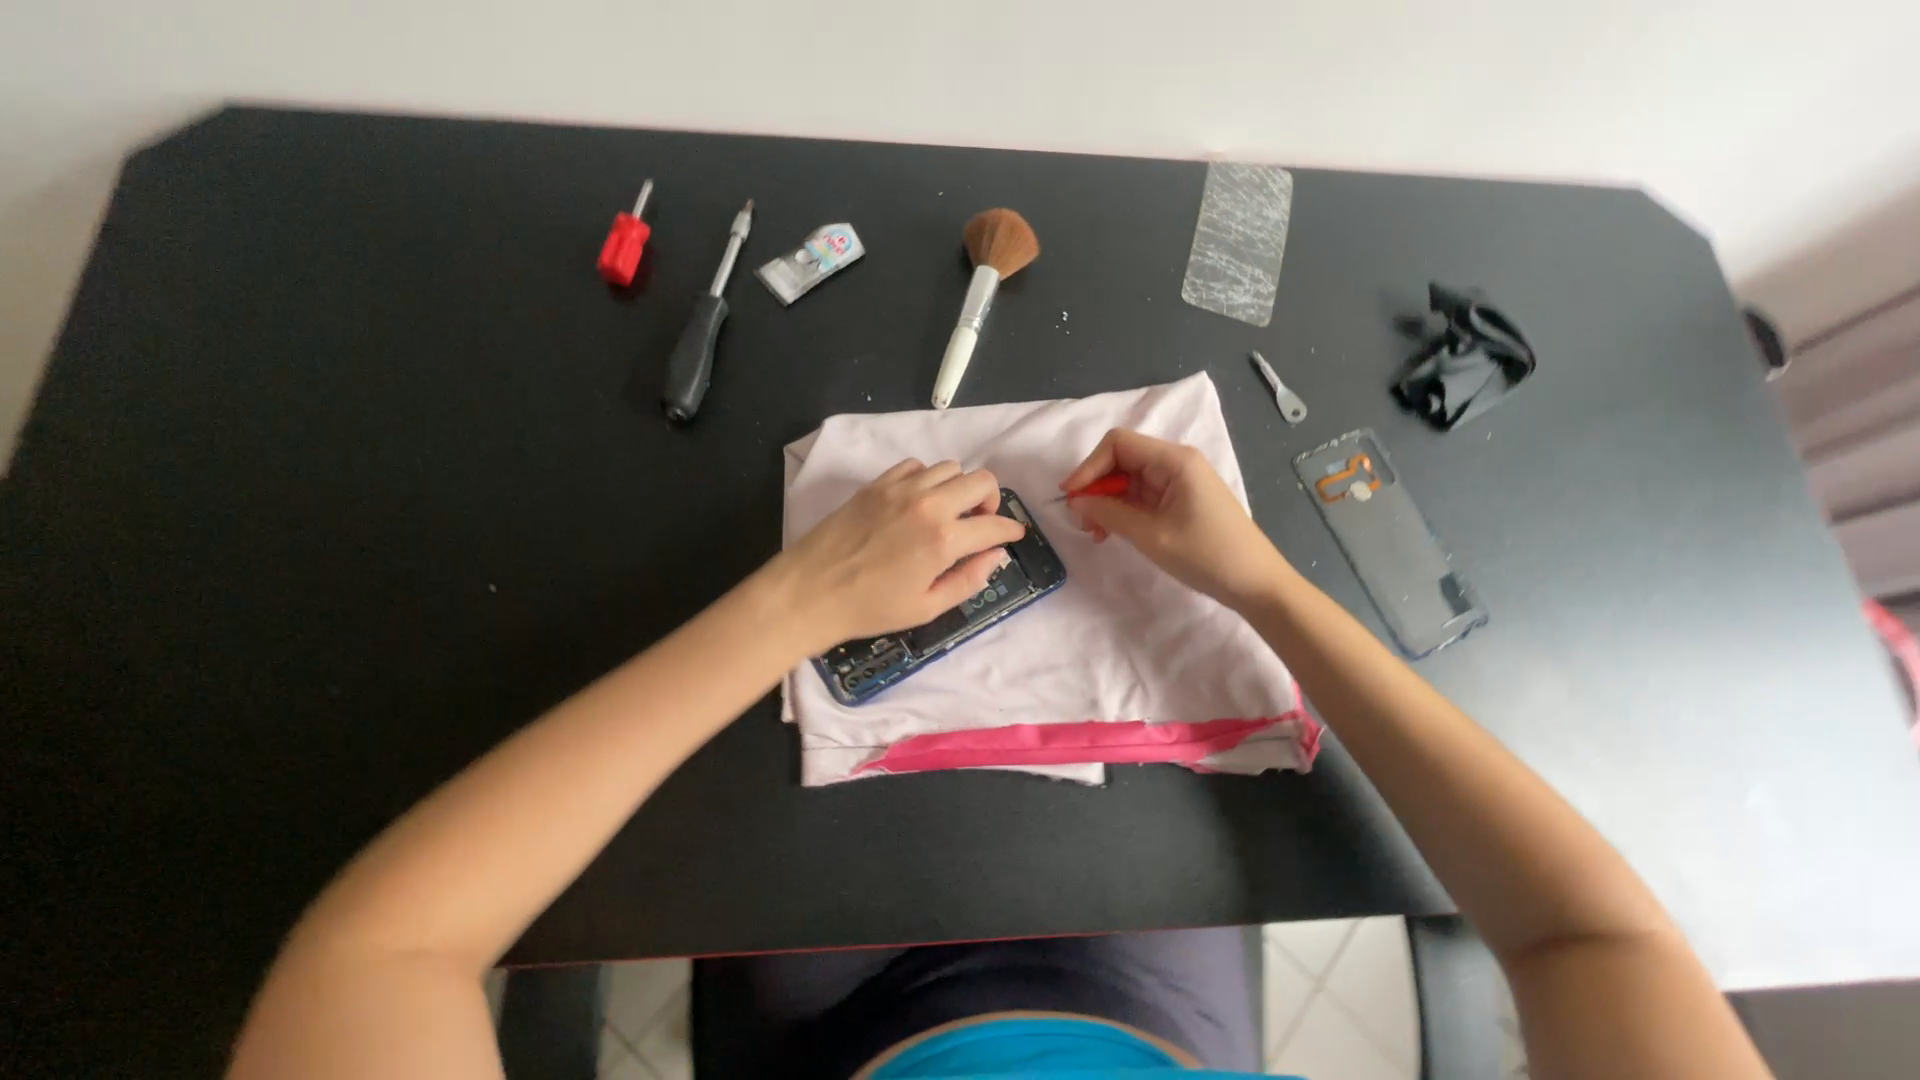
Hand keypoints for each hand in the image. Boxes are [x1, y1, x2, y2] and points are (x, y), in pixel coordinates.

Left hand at [770, 459, 1026, 649]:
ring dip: (959, 487)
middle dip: (992, 500)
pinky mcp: (877, 484)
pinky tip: (918, 500)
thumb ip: (968, 580)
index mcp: (943, 540)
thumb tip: (995, 555)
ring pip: (950, 467)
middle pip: (981, 480)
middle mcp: (928, 505)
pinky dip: (927, 478)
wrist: (810, 592)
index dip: (1011, 530)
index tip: (1014, 534)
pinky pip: (915, 465)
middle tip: (980, 522)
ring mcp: (900, 489)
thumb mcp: (927, 607)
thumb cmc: (870, 608)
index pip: (994, 524)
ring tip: (949, 511)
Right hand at [1061, 429, 1290, 610]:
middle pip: (1121, 460)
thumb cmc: (1207, 555)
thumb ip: (1110, 513)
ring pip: (1127, 481)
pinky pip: (1140, 498)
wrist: (1256, 584)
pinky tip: (1112, 533)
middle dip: (1095, 487)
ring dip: (1106, 503)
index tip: (1069, 496)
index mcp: (1175, 460)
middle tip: (1082, 522)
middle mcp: (1176, 464)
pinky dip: (1121, 512)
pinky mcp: (1179, 503)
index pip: (1118, 444)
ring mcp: (1178, 484)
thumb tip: (1077, 501)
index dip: (1089, 465)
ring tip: (1096, 533)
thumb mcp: (1151, 535)